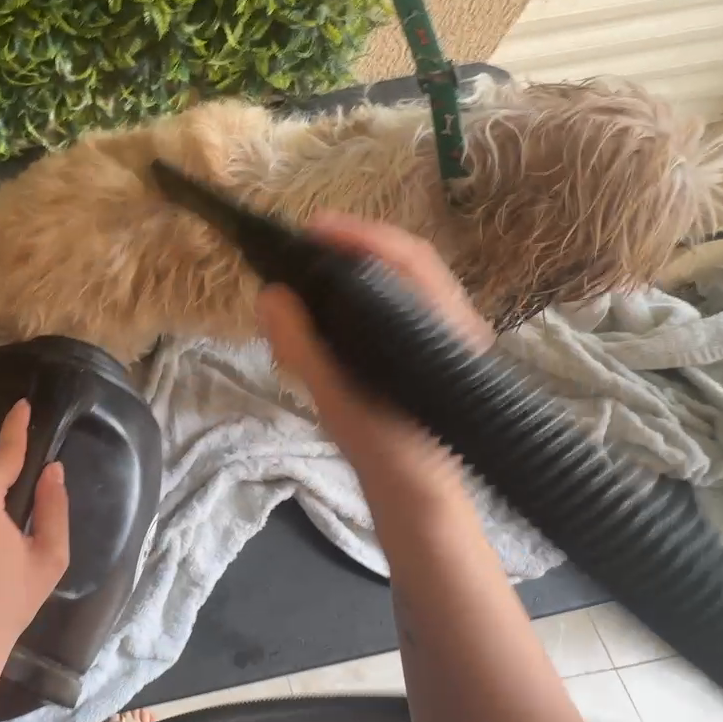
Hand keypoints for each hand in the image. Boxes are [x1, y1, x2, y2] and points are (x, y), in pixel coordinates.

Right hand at [256, 212, 491, 500]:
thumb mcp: (336, 397)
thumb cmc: (384, 447)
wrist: (416, 492)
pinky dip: (362, 289)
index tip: (312, 229)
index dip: (359, 236)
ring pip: (401, 279)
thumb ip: (302, 346)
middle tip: (304, 242)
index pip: (408, 258)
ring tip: (312, 262)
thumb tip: (269, 296)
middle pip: (405, 260)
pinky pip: (397, 301)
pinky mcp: (428, 349)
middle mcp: (452, 323)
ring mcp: (444, 335)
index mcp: (443, 329)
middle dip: (353, 245)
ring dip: (357, 265)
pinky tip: (331, 299)